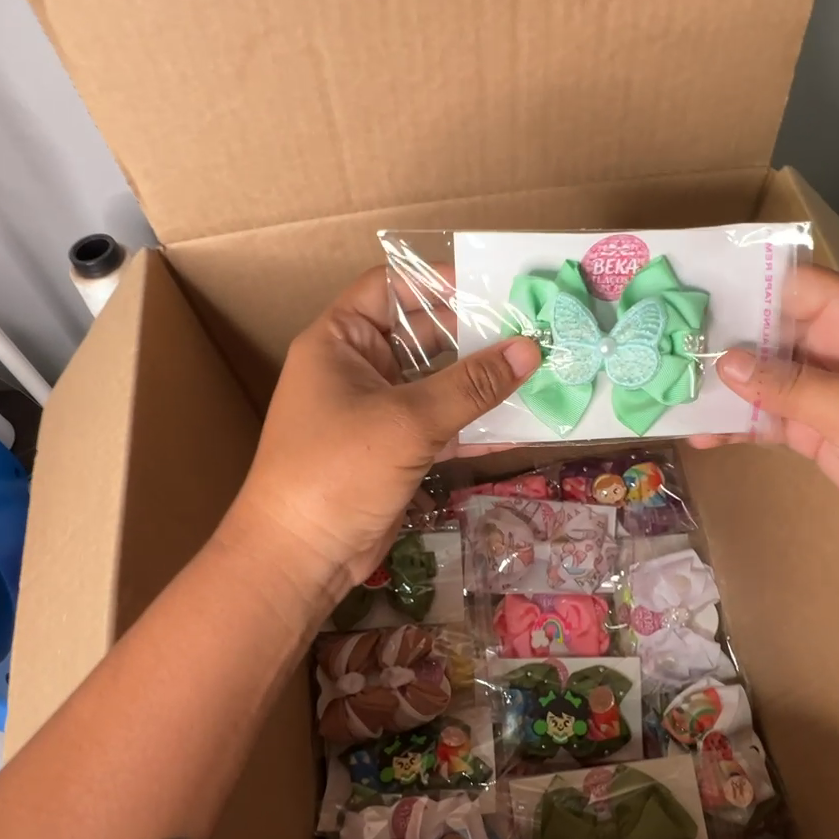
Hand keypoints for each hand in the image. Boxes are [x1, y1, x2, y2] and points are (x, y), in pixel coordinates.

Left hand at [230, 267, 541, 603]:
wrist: (300, 557)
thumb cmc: (339, 470)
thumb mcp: (408, 421)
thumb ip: (471, 385)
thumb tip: (529, 348)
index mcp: (340, 341)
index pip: (390, 287)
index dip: (439, 281)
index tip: (495, 285)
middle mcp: (356, 368)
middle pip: (421, 336)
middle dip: (474, 335)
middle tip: (532, 329)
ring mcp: (375, 412)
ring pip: (435, 384)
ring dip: (480, 383)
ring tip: (538, 371)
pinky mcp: (392, 451)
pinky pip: (439, 425)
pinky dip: (473, 426)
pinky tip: (520, 426)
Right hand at [693, 266, 838, 545]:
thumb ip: (791, 386)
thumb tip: (724, 363)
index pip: (792, 285)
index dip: (743, 287)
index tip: (690, 298)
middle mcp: (835, 345)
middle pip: (766, 330)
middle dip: (719, 341)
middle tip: (661, 349)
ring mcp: (823, 387)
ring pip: (760, 376)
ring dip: (721, 387)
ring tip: (668, 392)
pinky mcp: (815, 426)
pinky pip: (766, 415)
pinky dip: (736, 423)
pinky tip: (700, 434)